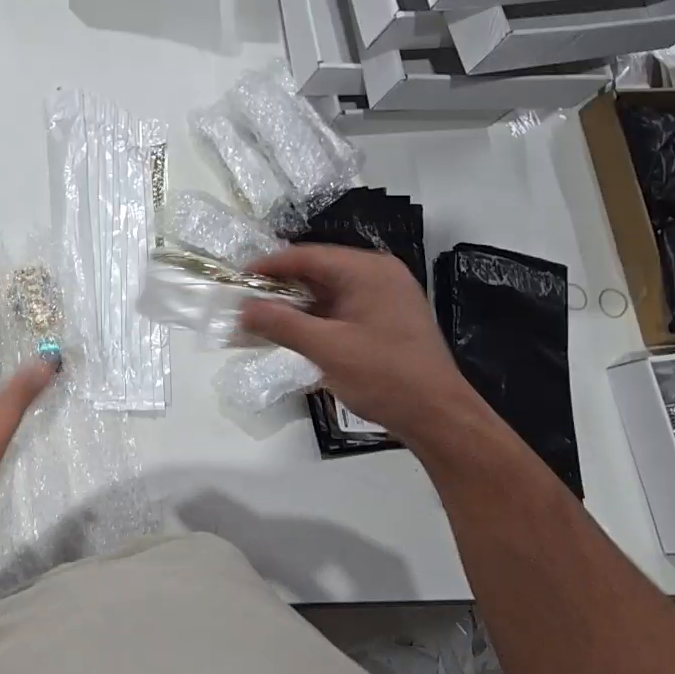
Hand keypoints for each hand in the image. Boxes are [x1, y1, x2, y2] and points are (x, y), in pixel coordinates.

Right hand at [239, 245, 478, 438]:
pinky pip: (340, 311)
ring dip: (294, 308)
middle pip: (316, 272)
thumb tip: (243, 309)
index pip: (308, 256)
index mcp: (369, 271)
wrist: (438, 417)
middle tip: (243, 302)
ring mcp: (384, 300)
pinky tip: (290, 336)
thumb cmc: (386, 377)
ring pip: (327, 294)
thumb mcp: (327, 349)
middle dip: (278, 289)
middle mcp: (378, 277)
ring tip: (258, 322)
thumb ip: (282, 324)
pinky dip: (314, 321)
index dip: (268, 266)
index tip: (236, 278)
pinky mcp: (384, 323)